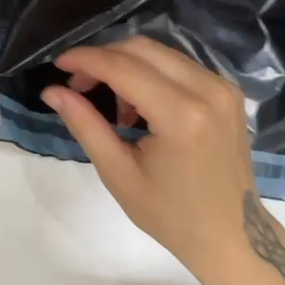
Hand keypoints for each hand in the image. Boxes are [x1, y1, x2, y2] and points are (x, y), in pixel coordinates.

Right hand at [42, 37, 257, 284]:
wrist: (232, 235)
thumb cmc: (171, 215)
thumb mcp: (119, 174)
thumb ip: (85, 125)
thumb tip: (52, 91)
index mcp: (181, 115)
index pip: (123, 67)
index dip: (85, 60)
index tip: (57, 65)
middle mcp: (207, 90)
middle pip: (141, 49)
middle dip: (103, 59)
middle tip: (78, 86)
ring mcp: (223, 87)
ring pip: (160, 52)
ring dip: (127, 65)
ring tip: (112, 104)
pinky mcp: (228, 92)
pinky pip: (179, 65)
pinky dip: (151, 73)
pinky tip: (140, 105)